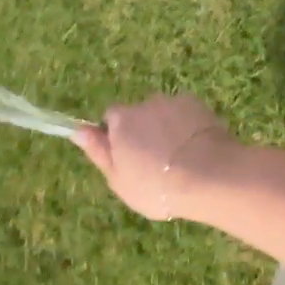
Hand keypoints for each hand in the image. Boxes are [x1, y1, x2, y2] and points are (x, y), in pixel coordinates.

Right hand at [72, 93, 235, 220]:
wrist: (205, 173)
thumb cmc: (154, 184)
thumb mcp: (118, 177)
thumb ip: (99, 151)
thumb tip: (78, 130)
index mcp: (123, 119)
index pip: (111, 117)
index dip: (117, 135)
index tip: (126, 156)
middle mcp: (146, 102)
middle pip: (139, 114)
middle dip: (144, 131)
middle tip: (154, 162)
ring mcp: (173, 100)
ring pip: (164, 113)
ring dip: (166, 128)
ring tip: (178, 158)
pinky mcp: (197, 103)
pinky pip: (185, 113)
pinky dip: (187, 125)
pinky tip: (195, 148)